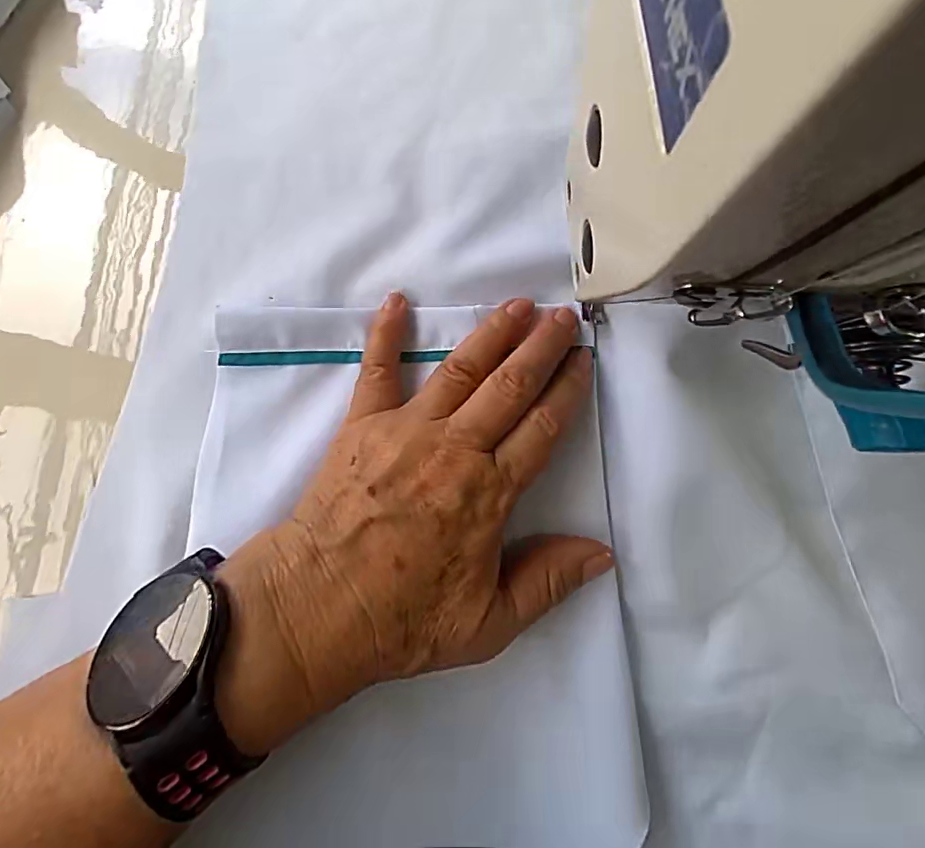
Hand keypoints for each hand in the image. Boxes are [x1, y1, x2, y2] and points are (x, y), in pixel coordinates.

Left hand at [213, 294, 610, 753]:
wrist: (321, 601)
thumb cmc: (404, 618)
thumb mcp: (489, 623)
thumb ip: (547, 581)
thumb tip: (602, 552)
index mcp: (490, 492)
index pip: (543, 429)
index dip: (568, 390)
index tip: (584, 360)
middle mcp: (454, 449)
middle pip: (510, 388)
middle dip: (541, 348)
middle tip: (563, 316)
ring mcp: (405, 429)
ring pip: (459, 370)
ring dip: (490, 334)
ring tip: (516, 305)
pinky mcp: (361, 423)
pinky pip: (375, 369)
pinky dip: (385, 333)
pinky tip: (396, 301)